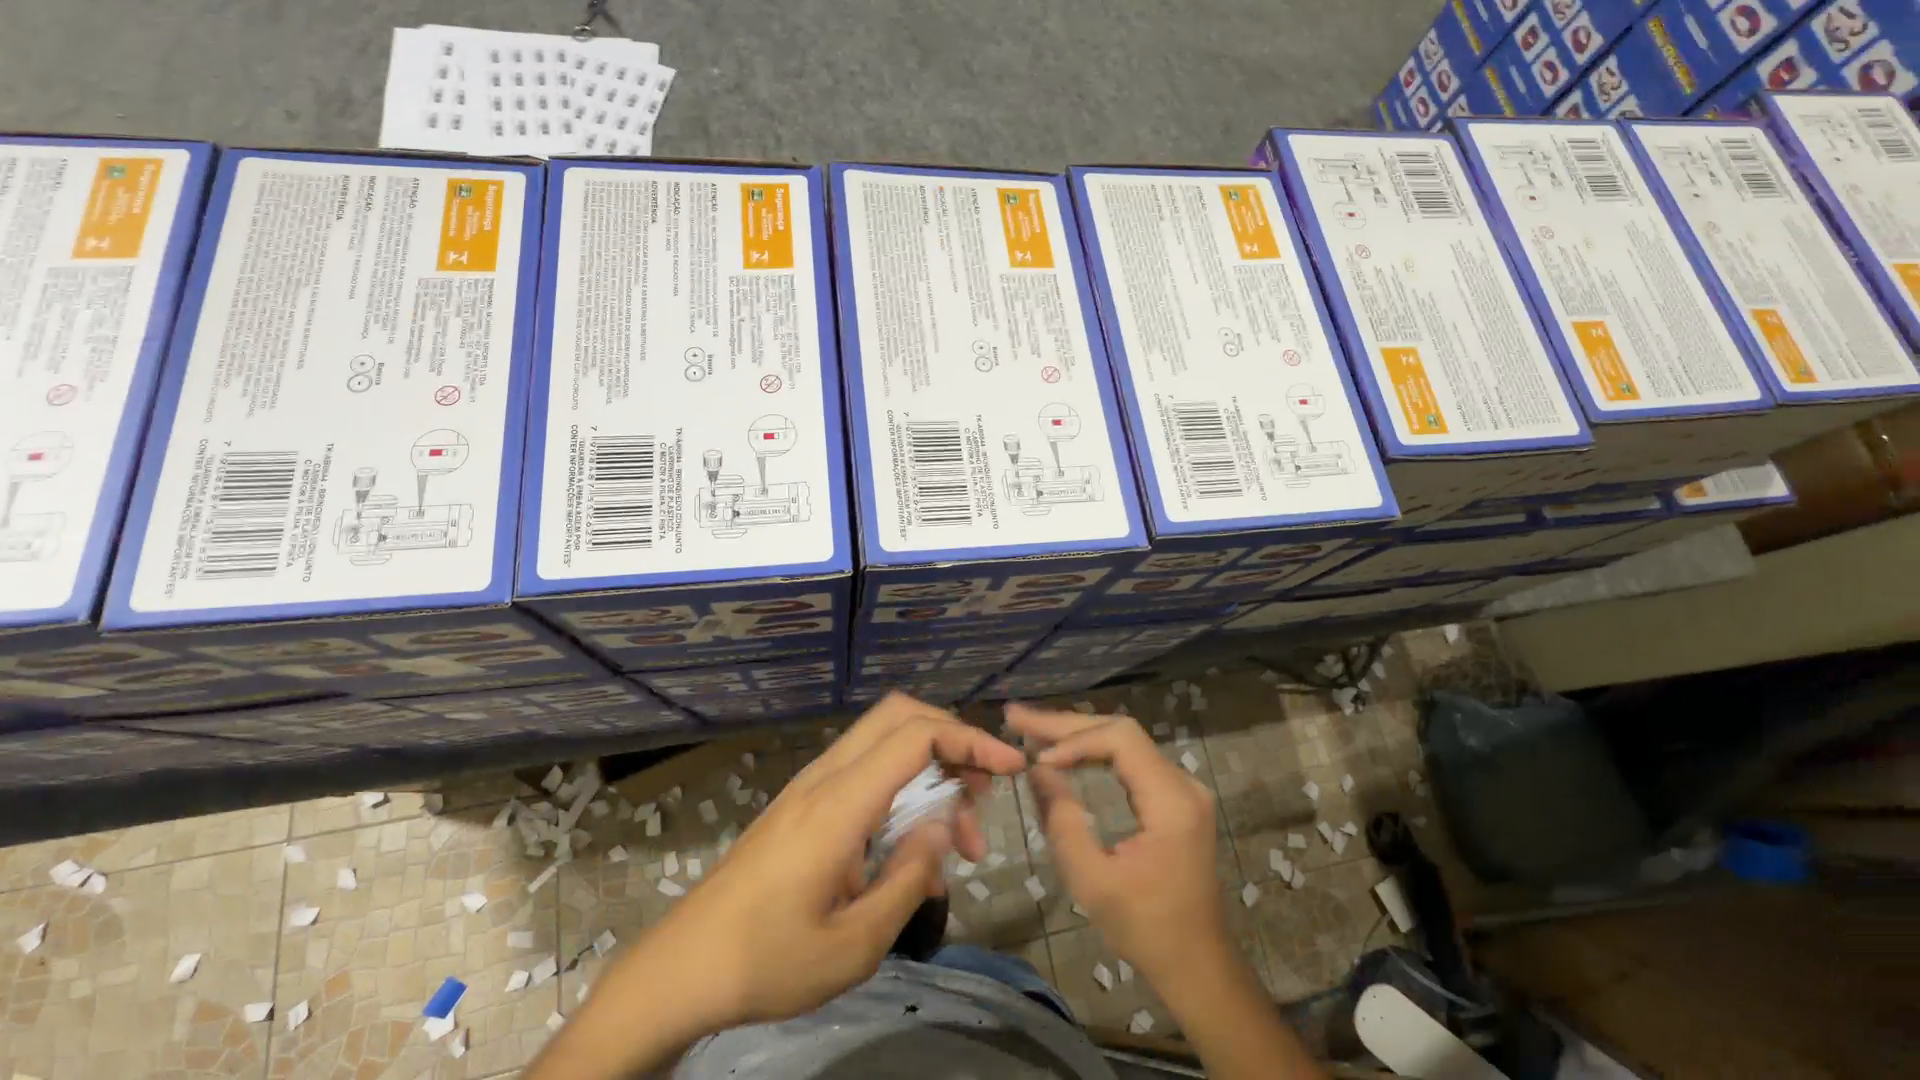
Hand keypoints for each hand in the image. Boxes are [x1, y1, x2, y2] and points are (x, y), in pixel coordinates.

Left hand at [629, 693, 1027, 1033]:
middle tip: (980, 799)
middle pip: (897, 718)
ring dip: (928, 774)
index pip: (915, 737)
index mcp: (837, 805)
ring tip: (955, 846)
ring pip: (881, 745)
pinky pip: (861, 776)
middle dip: (952, 741)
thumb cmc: (766, 963)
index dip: (970, 740)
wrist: (680, 971)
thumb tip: (941, 829)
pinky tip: (911, 854)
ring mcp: (805, 791)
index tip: (1013, 768)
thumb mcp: (855, 943)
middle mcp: (821, 781)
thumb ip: (908, 878)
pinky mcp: (798, 809)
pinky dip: (900, 793)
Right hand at [1006, 702, 1229, 981]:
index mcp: (1171, 801)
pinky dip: (1095, 754)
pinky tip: (1064, 753)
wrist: (1196, 962)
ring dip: (1078, 735)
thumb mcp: (1092, 880)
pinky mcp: (1175, 801)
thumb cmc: (1144, 927)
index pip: (1120, 739)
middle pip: (1122, 733)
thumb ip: (1062, 820)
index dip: (1073, 739)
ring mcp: (1183, 790)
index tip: (1036, 757)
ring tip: (1031, 729)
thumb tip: (1038, 769)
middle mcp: (1183, 784)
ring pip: (1126, 743)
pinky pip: (1132, 762)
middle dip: (1067, 726)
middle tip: (1017, 718)